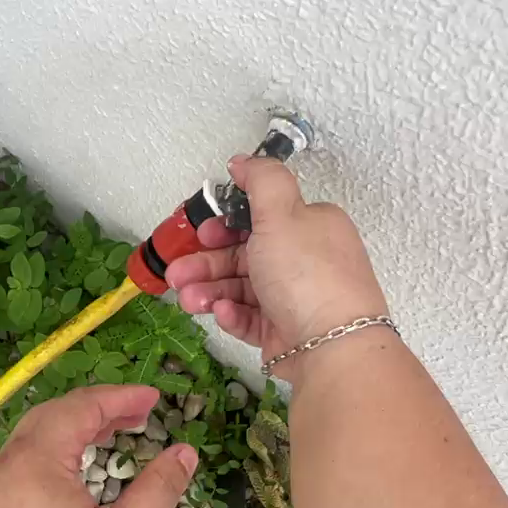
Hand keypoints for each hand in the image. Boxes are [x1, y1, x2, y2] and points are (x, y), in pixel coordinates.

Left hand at [0, 385, 198, 507]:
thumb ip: (157, 491)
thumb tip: (185, 452)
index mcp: (36, 462)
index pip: (80, 408)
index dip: (120, 398)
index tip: (155, 398)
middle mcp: (6, 465)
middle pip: (53, 415)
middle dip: (98, 408)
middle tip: (139, 416)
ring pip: (35, 438)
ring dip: (75, 428)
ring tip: (115, 435)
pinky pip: (23, 461)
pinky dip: (56, 451)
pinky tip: (78, 471)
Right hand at [164, 155, 388, 380]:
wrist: (331, 346)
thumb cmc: (306, 275)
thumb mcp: (282, 212)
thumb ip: (261, 180)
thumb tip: (243, 161)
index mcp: (309, 226)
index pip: (260, 219)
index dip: (225, 225)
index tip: (202, 233)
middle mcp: (303, 260)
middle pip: (242, 255)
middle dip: (205, 263)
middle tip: (177, 274)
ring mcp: (293, 297)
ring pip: (240, 288)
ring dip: (209, 291)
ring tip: (187, 300)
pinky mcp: (282, 330)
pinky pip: (249, 317)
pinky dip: (231, 314)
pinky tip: (222, 314)